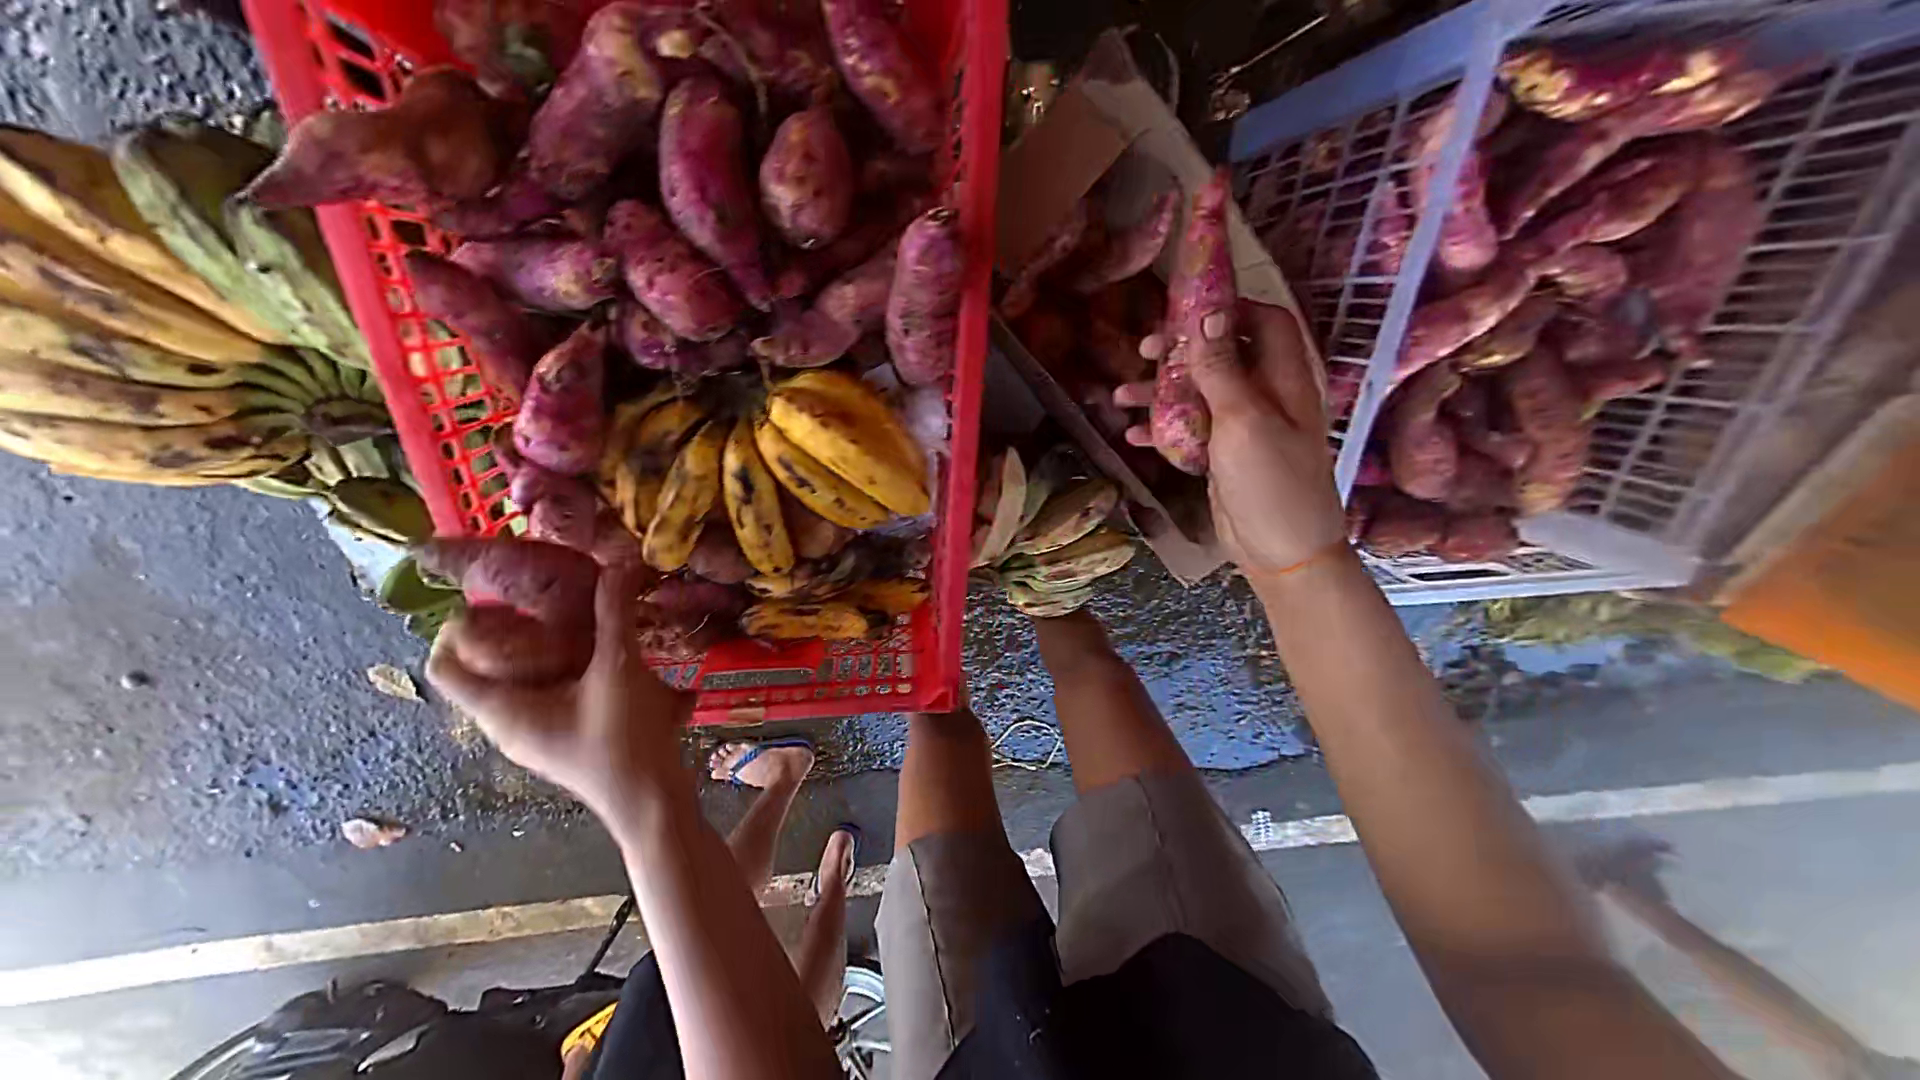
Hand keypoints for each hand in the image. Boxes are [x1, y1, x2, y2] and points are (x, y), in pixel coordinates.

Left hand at [426, 566, 692, 814]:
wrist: (652, 801)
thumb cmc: (623, 741)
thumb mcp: (619, 670)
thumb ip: (615, 615)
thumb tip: (618, 563)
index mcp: (503, 711)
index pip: (444, 666)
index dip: (456, 627)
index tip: (493, 596)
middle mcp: (510, 724)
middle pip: (488, 669)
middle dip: (515, 630)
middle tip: (546, 599)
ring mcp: (540, 735)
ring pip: (526, 681)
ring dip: (550, 648)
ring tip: (583, 620)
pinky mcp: (569, 738)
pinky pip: (555, 694)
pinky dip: (574, 669)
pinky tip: (615, 658)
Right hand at [1116, 300, 1347, 576]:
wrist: (1280, 549)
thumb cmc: (1270, 480)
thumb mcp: (1243, 419)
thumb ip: (1223, 368)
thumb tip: (1207, 313)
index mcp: (1284, 379)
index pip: (1264, 323)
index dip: (1229, 308)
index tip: (1186, 306)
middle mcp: (1266, 396)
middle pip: (1223, 356)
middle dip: (1182, 350)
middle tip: (1145, 350)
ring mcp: (1243, 427)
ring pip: (1199, 394)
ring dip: (1161, 392)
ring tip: (1121, 395)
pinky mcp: (1223, 455)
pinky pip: (1189, 432)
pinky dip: (1162, 431)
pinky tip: (1132, 437)